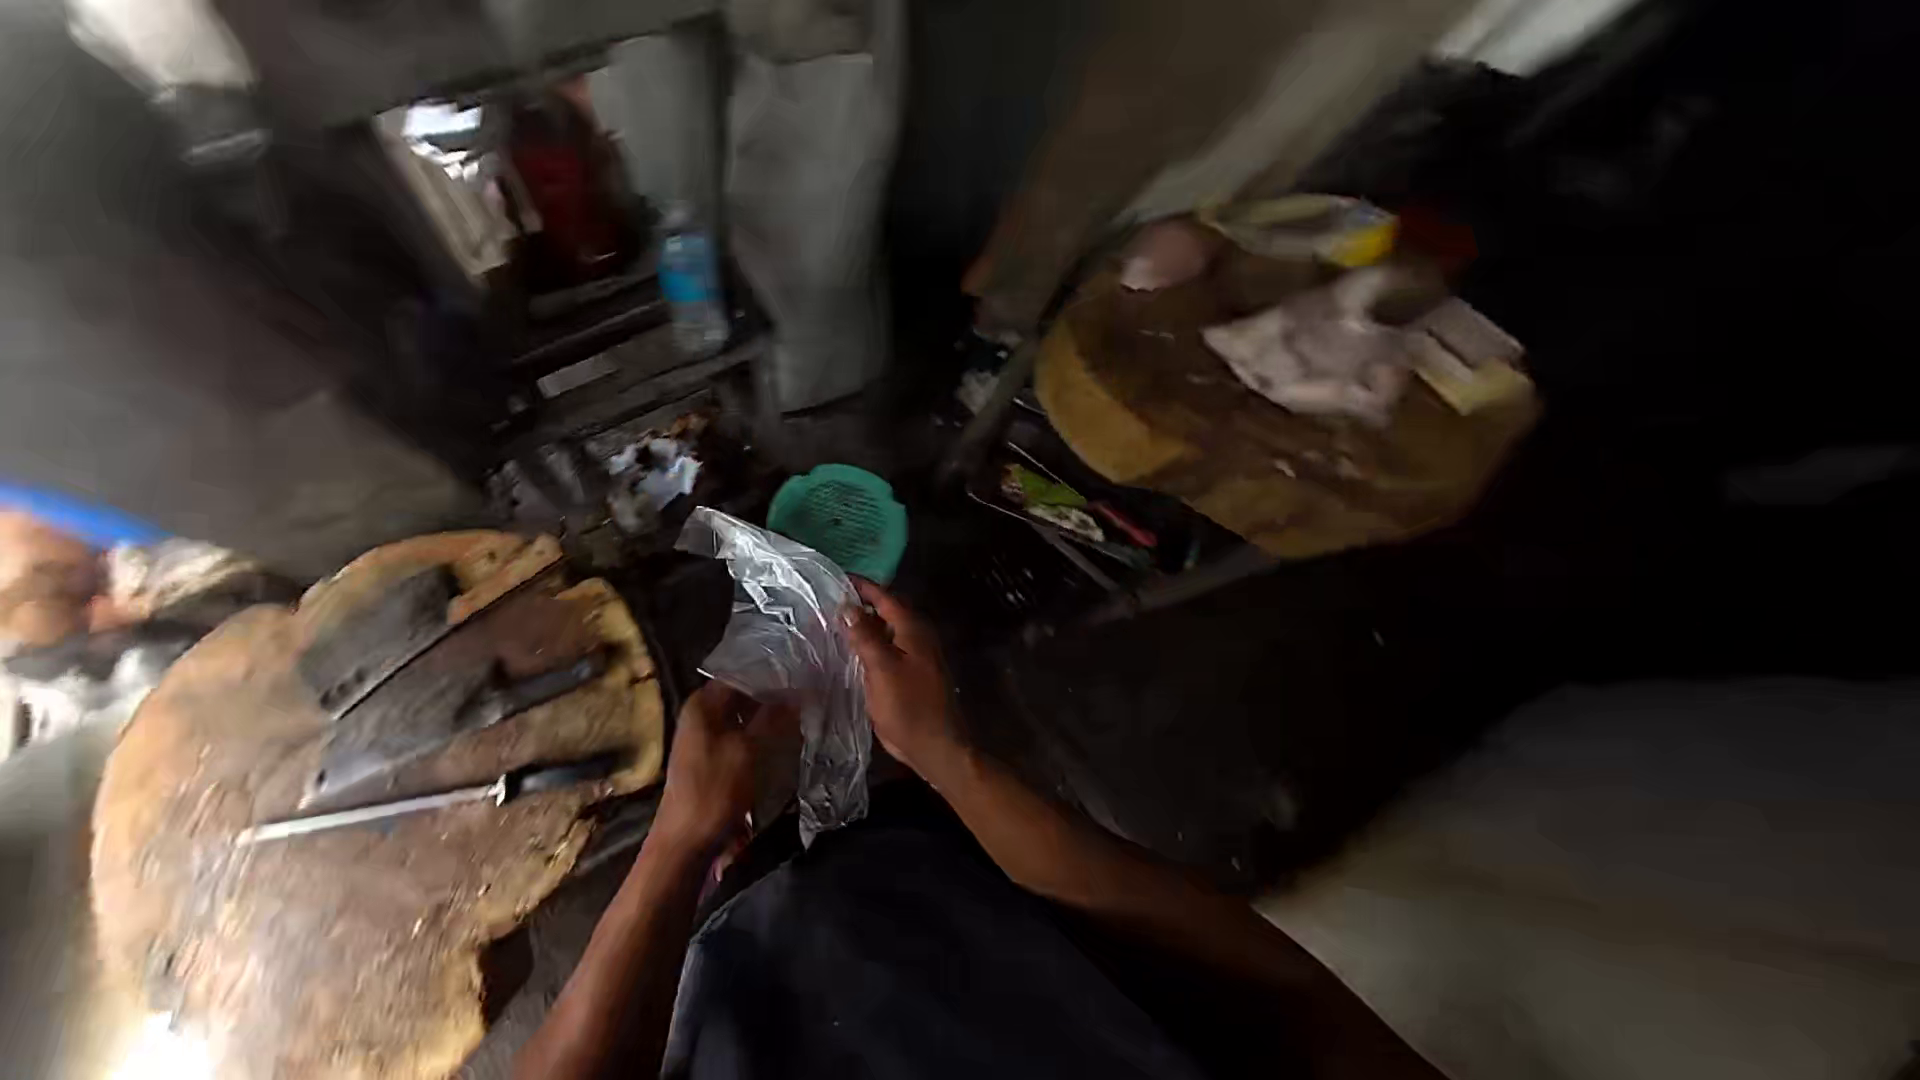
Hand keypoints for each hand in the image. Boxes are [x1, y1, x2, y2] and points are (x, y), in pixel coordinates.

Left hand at [652, 681, 791, 854]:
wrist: (686, 844)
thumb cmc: (715, 790)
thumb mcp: (749, 749)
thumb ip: (773, 715)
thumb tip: (797, 689)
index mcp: (702, 704)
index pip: (741, 673)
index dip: (771, 672)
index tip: (801, 671)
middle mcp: (700, 714)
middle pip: (743, 693)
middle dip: (773, 693)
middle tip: (807, 691)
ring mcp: (704, 736)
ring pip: (744, 714)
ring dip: (769, 713)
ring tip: (802, 710)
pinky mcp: (712, 757)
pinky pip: (742, 733)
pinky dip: (761, 731)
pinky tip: (785, 735)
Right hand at [846, 579, 962, 777]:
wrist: (935, 746)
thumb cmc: (909, 707)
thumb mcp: (882, 669)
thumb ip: (865, 636)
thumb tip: (847, 606)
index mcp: (913, 629)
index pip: (885, 597)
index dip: (862, 586)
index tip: (836, 578)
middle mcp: (916, 636)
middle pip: (886, 611)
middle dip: (860, 605)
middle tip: (827, 602)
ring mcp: (915, 655)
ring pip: (886, 631)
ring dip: (863, 626)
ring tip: (831, 624)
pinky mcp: (910, 673)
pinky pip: (887, 649)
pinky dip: (869, 646)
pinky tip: (849, 653)